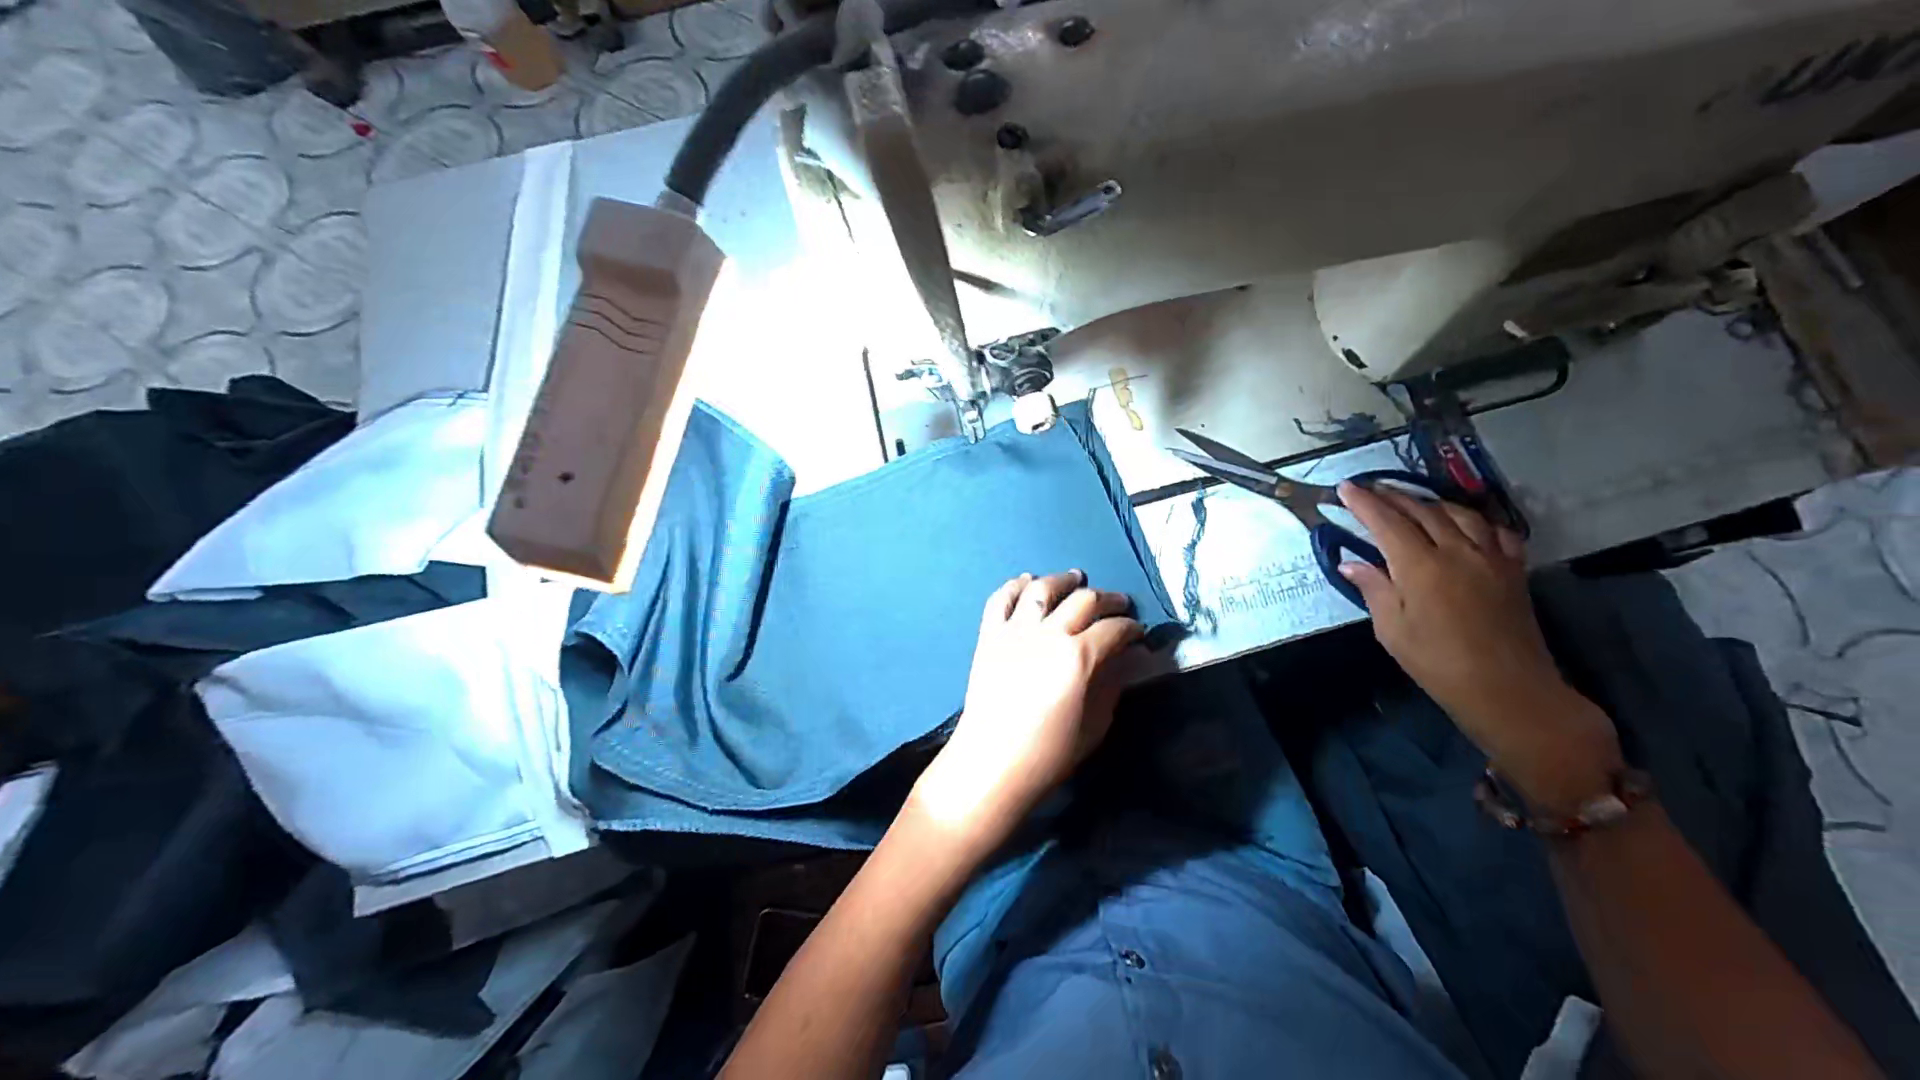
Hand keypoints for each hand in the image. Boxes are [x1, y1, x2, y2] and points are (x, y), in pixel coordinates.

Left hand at [908, 571, 1145, 854]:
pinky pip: (1001, 599)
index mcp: (1078, 657)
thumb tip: (1129, 658)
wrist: (992, 762)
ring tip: (1075, 578)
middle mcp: (1048, 634)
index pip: (1114, 629)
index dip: (1131, 627)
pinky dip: (1015, 585)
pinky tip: (1027, 580)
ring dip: (1062, 580)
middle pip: (1084, 600)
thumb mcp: (1095, 723)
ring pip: (1042, 589)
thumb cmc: (1049, 752)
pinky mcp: (989, 635)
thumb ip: (1112, 684)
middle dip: (1108, 599)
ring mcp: (1015, 631)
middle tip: (1119, 604)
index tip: (1138, 633)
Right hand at [1338, 483, 1622, 811]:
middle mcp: (1457, 551)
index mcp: (1421, 566)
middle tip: (1370, 489)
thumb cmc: (1438, 663)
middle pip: (1422, 510)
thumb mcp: (1392, 630)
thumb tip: (1351, 564)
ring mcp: (1490, 557)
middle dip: (1393, 496)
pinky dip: (1473, 520)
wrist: (1508, 689)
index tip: (1345, 488)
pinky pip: (1495, 530)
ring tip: (1411, 501)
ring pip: (1459, 513)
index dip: (1363, 502)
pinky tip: (1465, 524)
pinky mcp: (1513, 569)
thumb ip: (1374, 589)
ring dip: (1430, 502)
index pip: (1386, 522)